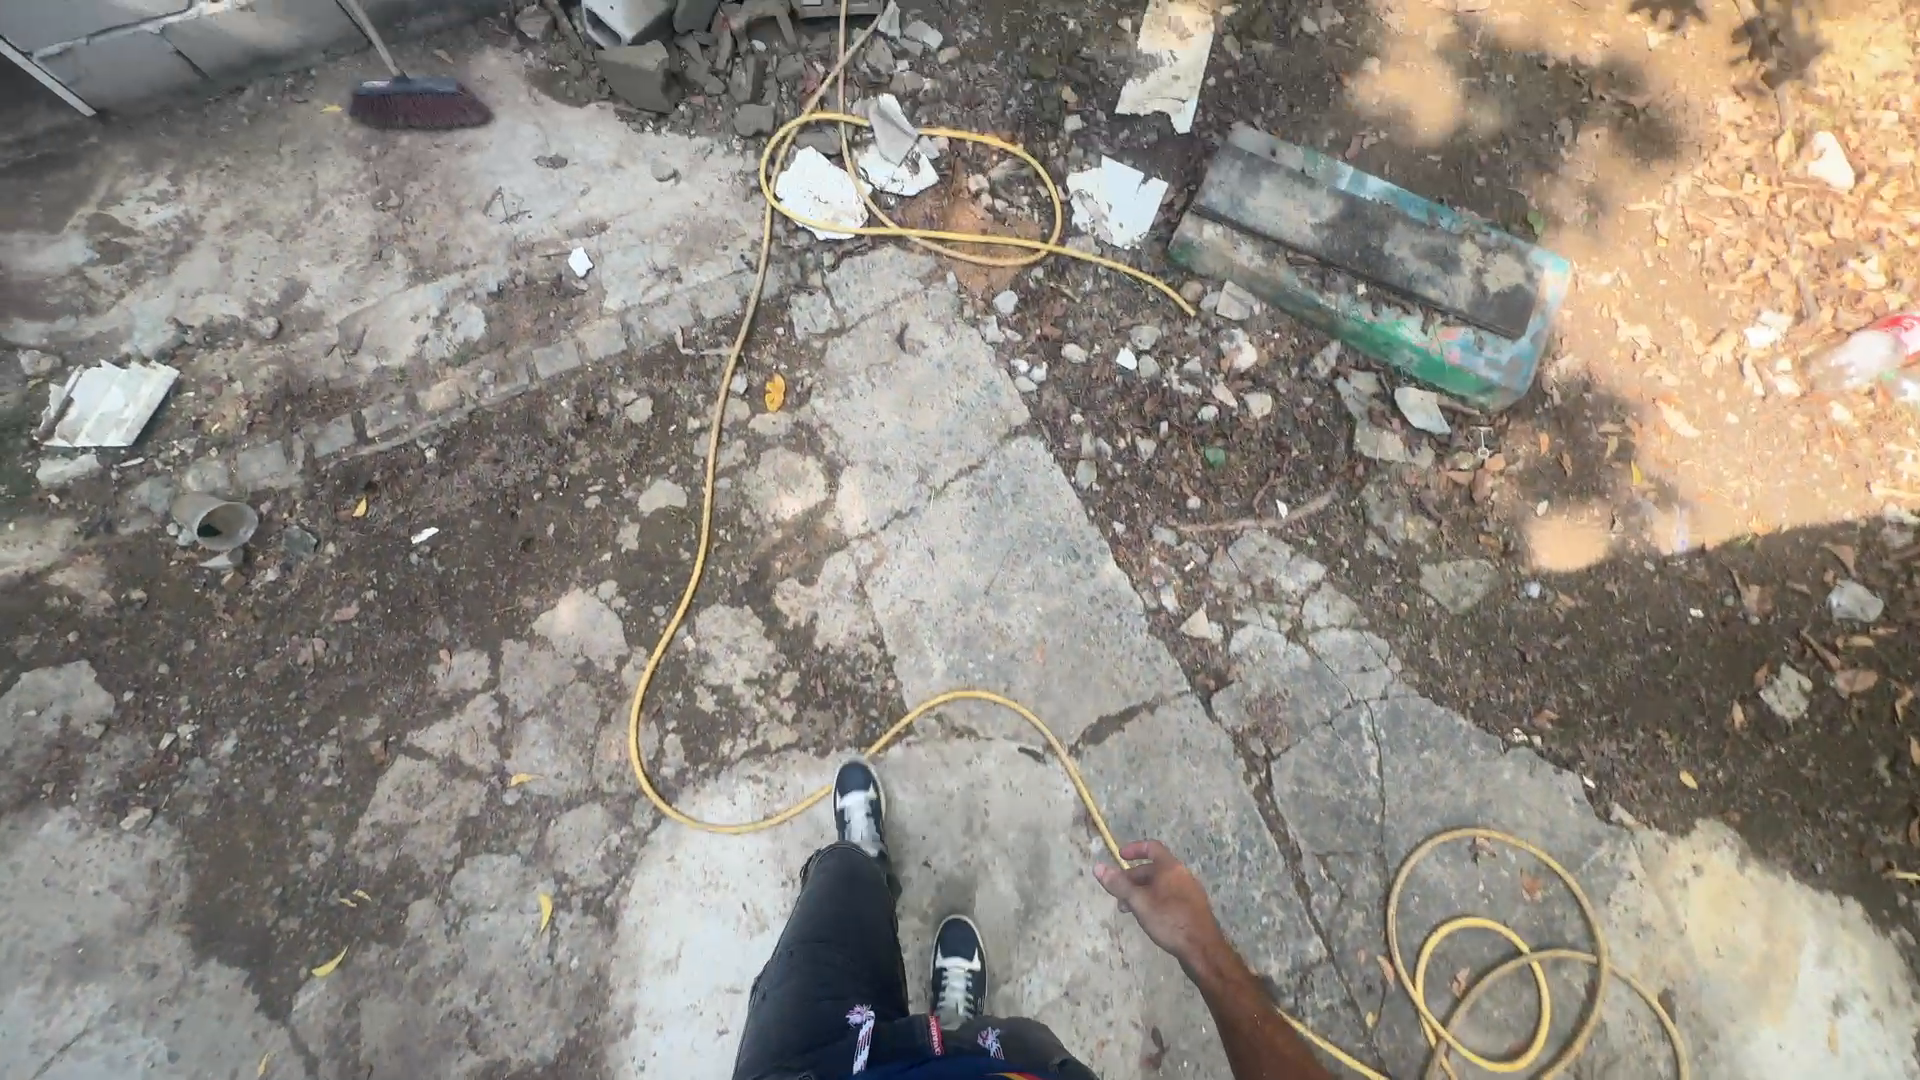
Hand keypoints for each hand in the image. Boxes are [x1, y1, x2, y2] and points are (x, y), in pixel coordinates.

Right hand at [1093, 840, 1226, 969]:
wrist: (1204, 950)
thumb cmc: (1169, 920)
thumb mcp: (1139, 902)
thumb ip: (1119, 884)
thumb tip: (1097, 867)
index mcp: (1170, 867)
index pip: (1152, 847)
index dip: (1135, 849)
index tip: (1120, 857)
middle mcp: (1182, 875)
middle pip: (1154, 869)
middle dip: (1133, 878)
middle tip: (1119, 894)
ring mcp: (1190, 892)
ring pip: (1161, 885)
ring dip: (1142, 892)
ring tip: (1129, 910)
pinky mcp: (1194, 909)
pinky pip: (1170, 896)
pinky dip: (1155, 900)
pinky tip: (1149, 918)